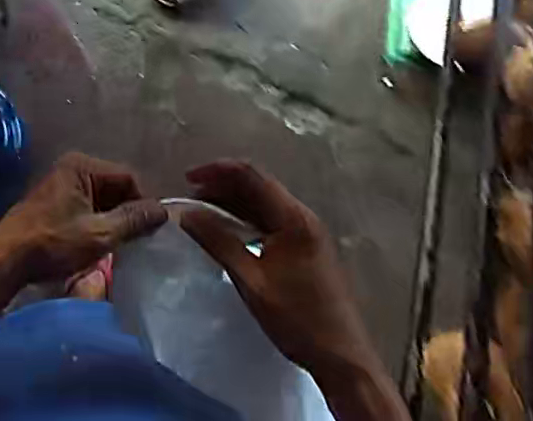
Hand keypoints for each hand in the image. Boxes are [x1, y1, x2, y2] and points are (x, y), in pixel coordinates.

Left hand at [0, 153, 167, 287]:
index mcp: (82, 166)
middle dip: (128, 214)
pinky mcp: (56, 202)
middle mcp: (73, 168)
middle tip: (139, 244)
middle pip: (115, 188)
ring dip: (114, 222)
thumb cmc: (53, 242)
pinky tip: (102, 246)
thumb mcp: (99, 234)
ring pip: (103, 200)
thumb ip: (133, 220)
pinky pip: (88, 208)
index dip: (143, 204)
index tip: (152, 234)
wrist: (7, 258)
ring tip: (123, 248)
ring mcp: (63, 184)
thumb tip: (163, 210)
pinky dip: (99, 224)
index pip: (128, 178)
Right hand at [180, 160, 380, 380]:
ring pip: (263, 202)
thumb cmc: (298, 319)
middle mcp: (302, 216)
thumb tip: (187, 214)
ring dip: (232, 202)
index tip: (189, 180)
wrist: (345, 362)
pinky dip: (246, 218)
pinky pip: (270, 219)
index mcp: (293, 218)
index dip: (216, 170)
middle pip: (257, 185)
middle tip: (191, 197)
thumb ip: (218, 242)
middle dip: (221, 185)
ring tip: (203, 212)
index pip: (250, 175)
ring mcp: (307, 231)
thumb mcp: (252, 281)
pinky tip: (229, 230)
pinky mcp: (306, 247)